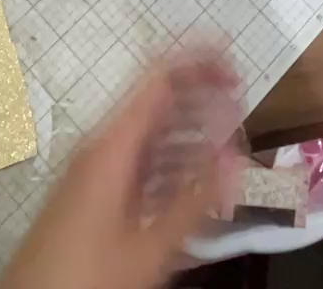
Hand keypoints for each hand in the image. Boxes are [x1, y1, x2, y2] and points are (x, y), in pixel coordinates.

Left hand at [0, 52, 240, 288]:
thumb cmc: (85, 274)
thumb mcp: (150, 245)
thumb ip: (195, 198)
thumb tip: (233, 156)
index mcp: (112, 143)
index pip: (158, 78)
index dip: (195, 60)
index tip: (228, 55)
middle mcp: (101, 144)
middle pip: (156, 100)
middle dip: (199, 93)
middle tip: (238, 94)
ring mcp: (95, 166)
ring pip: (149, 130)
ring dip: (189, 126)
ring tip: (227, 130)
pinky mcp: (93, 189)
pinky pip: (138, 157)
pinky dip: (169, 155)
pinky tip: (194, 171)